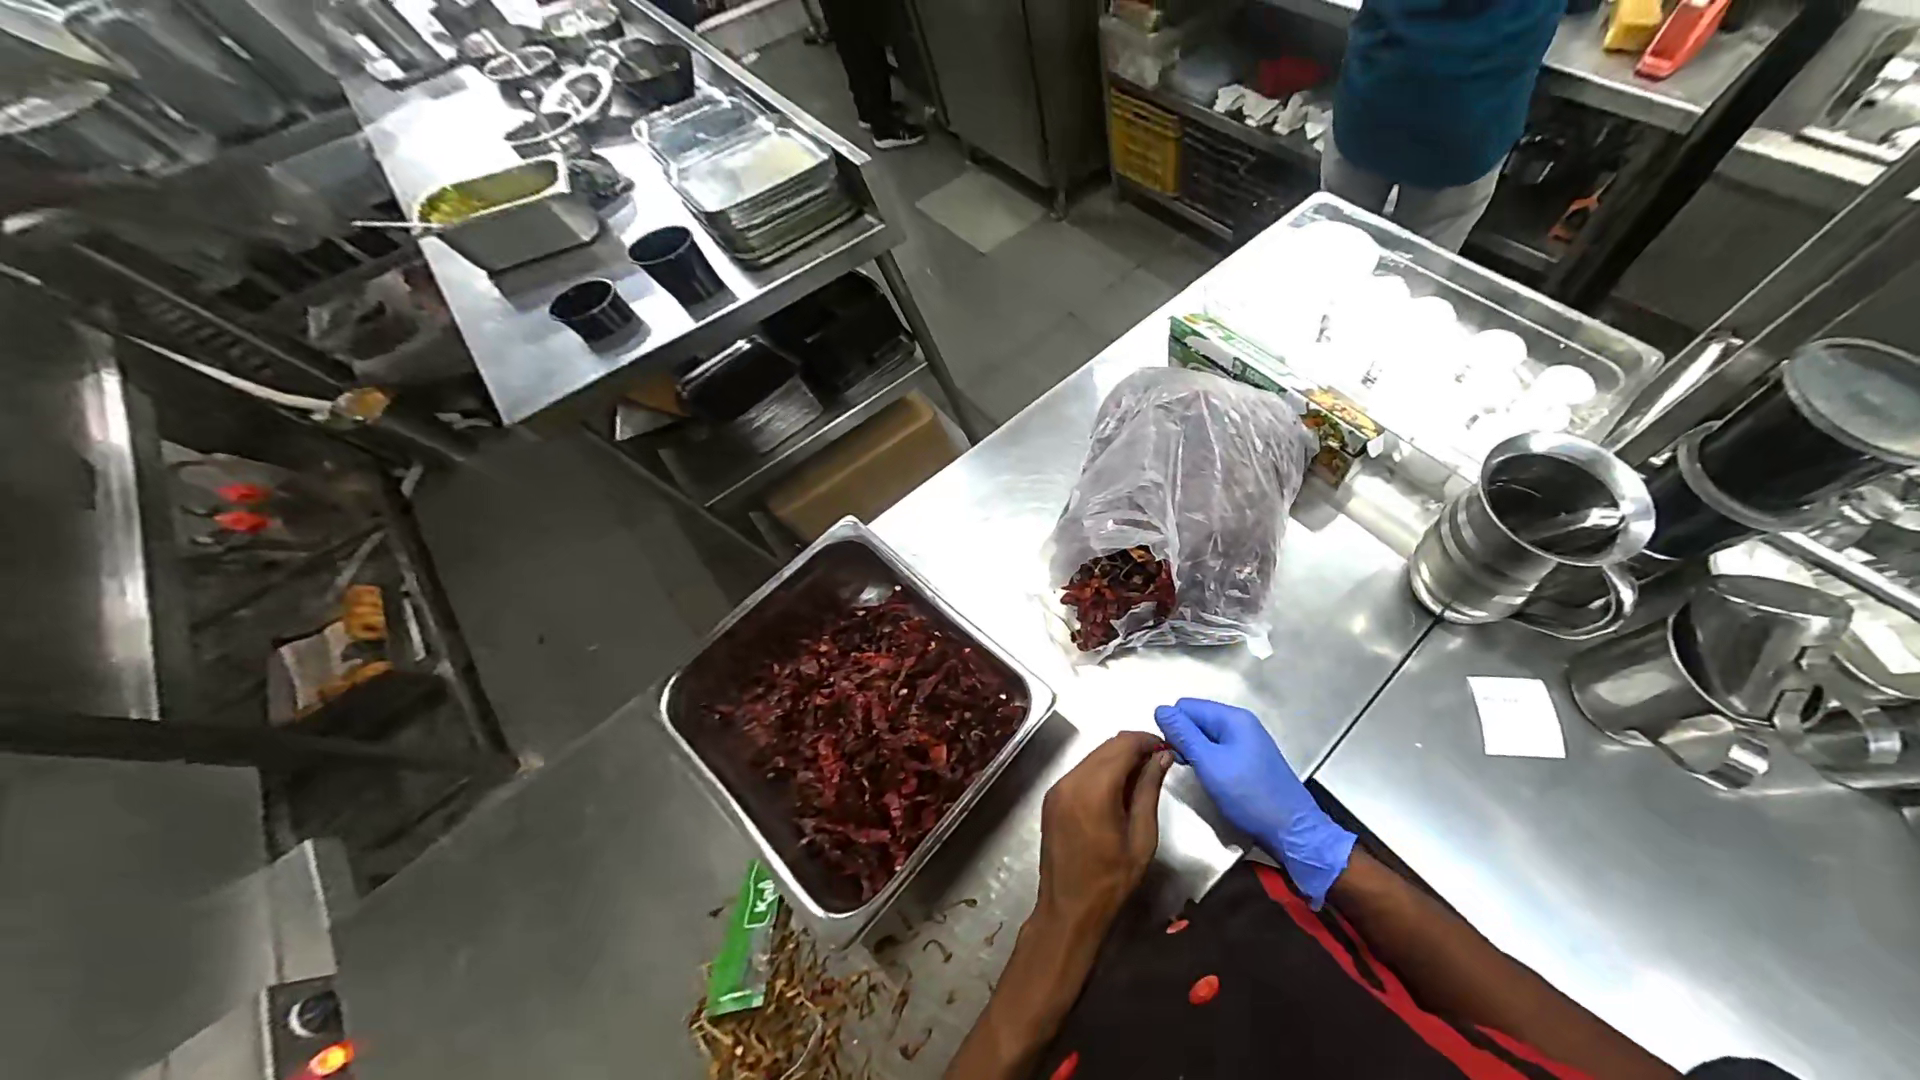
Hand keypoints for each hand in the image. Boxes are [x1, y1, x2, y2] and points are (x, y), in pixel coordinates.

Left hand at [1035, 732, 1172, 937]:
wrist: (1068, 909)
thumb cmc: (1111, 880)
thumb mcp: (1141, 837)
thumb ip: (1149, 790)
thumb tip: (1162, 757)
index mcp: (1093, 790)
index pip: (1122, 745)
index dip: (1146, 740)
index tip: (1166, 747)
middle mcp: (1070, 780)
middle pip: (1106, 747)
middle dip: (1134, 748)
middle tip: (1159, 761)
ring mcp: (1057, 787)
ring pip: (1092, 757)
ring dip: (1118, 758)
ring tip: (1142, 776)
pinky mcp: (1052, 796)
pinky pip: (1080, 771)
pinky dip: (1101, 771)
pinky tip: (1118, 788)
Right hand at [1154, 697, 1354, 907]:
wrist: (1293, 832)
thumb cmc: (1250, 797)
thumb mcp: (1209, 763)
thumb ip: (1183, 734)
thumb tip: (1160, 710)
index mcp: (1232, 718)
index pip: (1185, 706)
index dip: (1173, 727)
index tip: (1175, 753)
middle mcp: (1241, 724)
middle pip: (1195, 719)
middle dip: (1183, 739)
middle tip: (1187, 767)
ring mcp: (1247, 742)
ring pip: (1205, 736)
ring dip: (1195, 753)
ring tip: (1199, 775)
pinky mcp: (1249, 760)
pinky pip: (1217, 750)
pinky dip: (1208, 762)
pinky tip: (1212, 780)